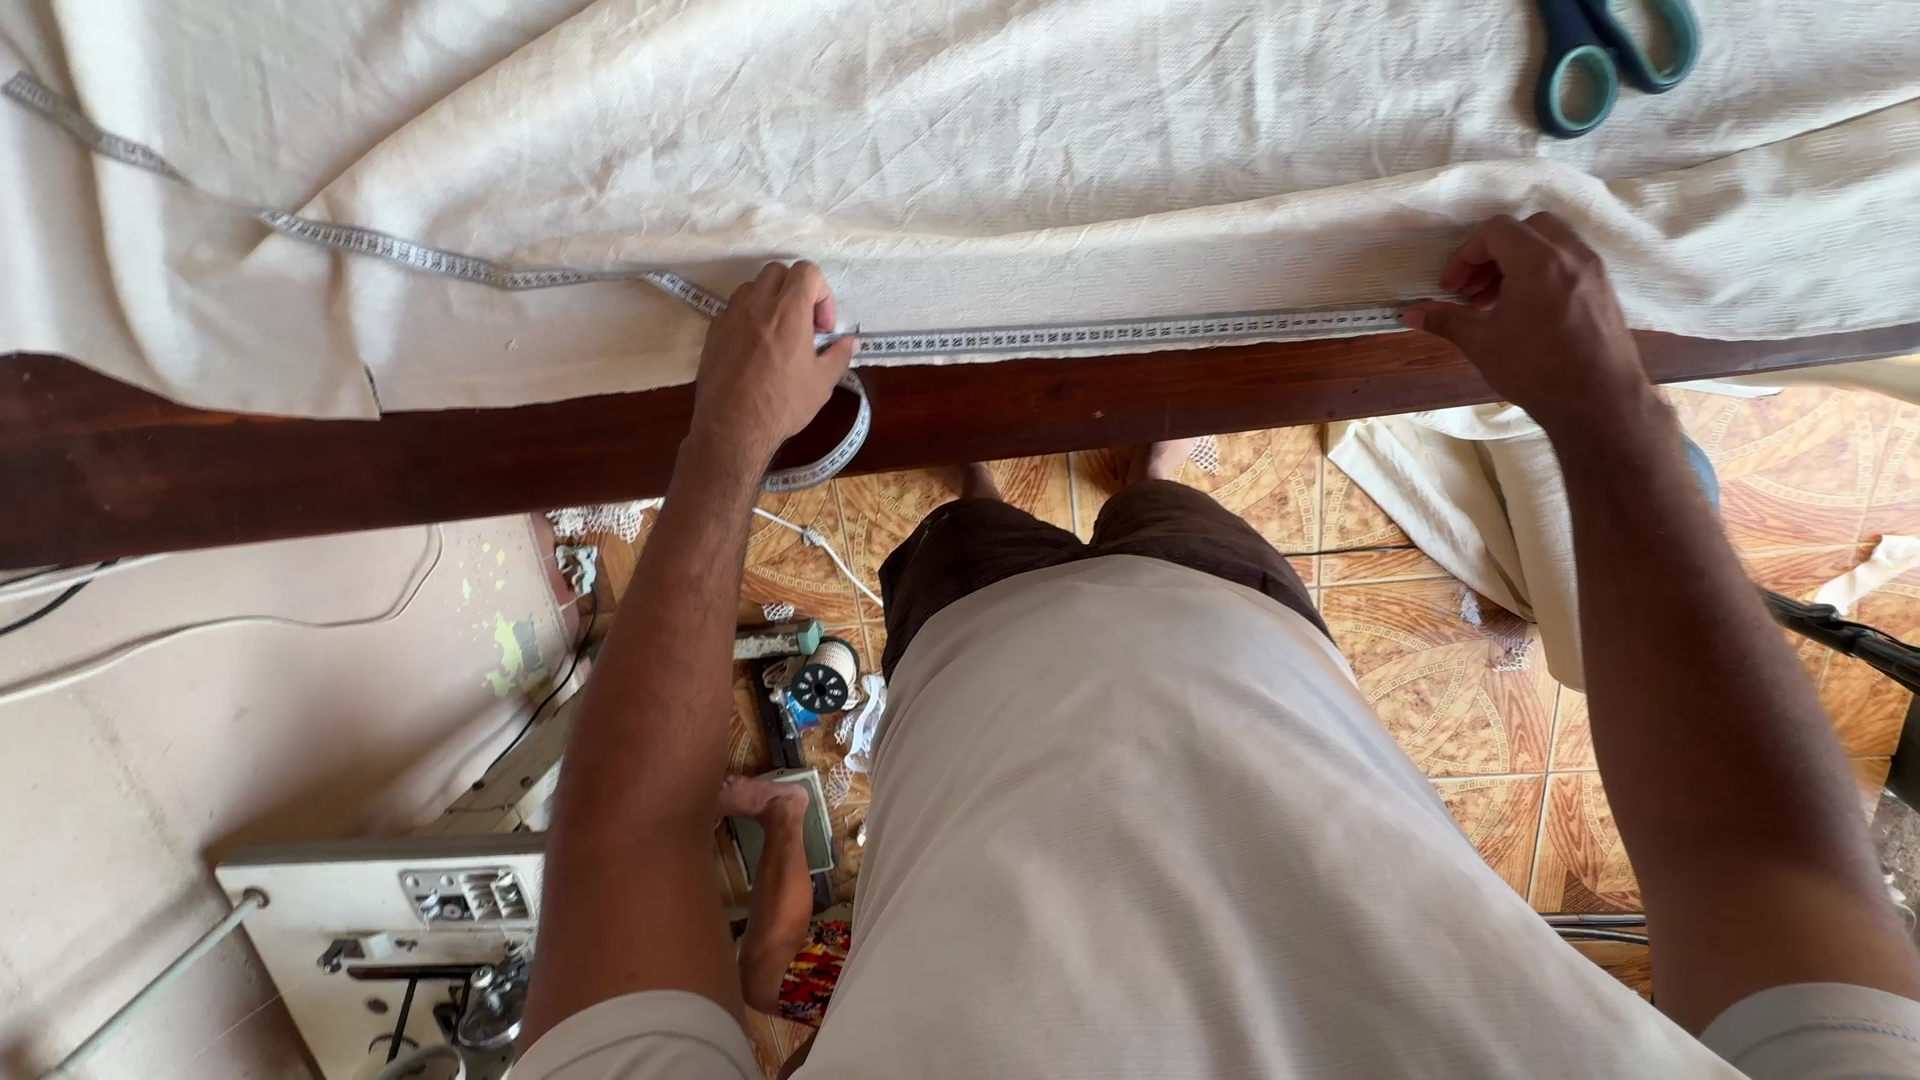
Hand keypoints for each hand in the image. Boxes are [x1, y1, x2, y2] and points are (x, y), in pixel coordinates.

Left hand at [689, 261, 859, 465]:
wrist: (733, 427)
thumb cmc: (783, 404)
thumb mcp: (822, 383)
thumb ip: (839, 356)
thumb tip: (850, 342)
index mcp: (789, 312)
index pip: (807, 272)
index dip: (822, 293)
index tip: (824, 327)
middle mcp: (757, 305)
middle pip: (779, 272)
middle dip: (796, 291)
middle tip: (804, 324)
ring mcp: (731, 315)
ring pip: (753, 287)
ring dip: (771, 301)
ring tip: (780, 334)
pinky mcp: (714, 331)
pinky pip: (735, 309)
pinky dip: (750, 317)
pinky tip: (757, 348)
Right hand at [1403, 213, 1654, 436]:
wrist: (1595, 398)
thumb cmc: (1533, 367)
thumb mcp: (1480, 342)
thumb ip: (1445, 319)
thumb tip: (1411, 312)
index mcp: (1538, 261)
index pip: (1497, 231)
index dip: (1465, 254)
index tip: (1450, 287)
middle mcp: (1570, 255)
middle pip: (1527, 228)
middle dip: (1492, 252)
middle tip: (1472, 288)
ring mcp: (1592, 270)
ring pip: (1550, 243)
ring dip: (1516, 262)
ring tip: (1494, 302)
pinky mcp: (1602, 288)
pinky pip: (1567, 262)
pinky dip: (1540, 272)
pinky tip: (1523, 311)